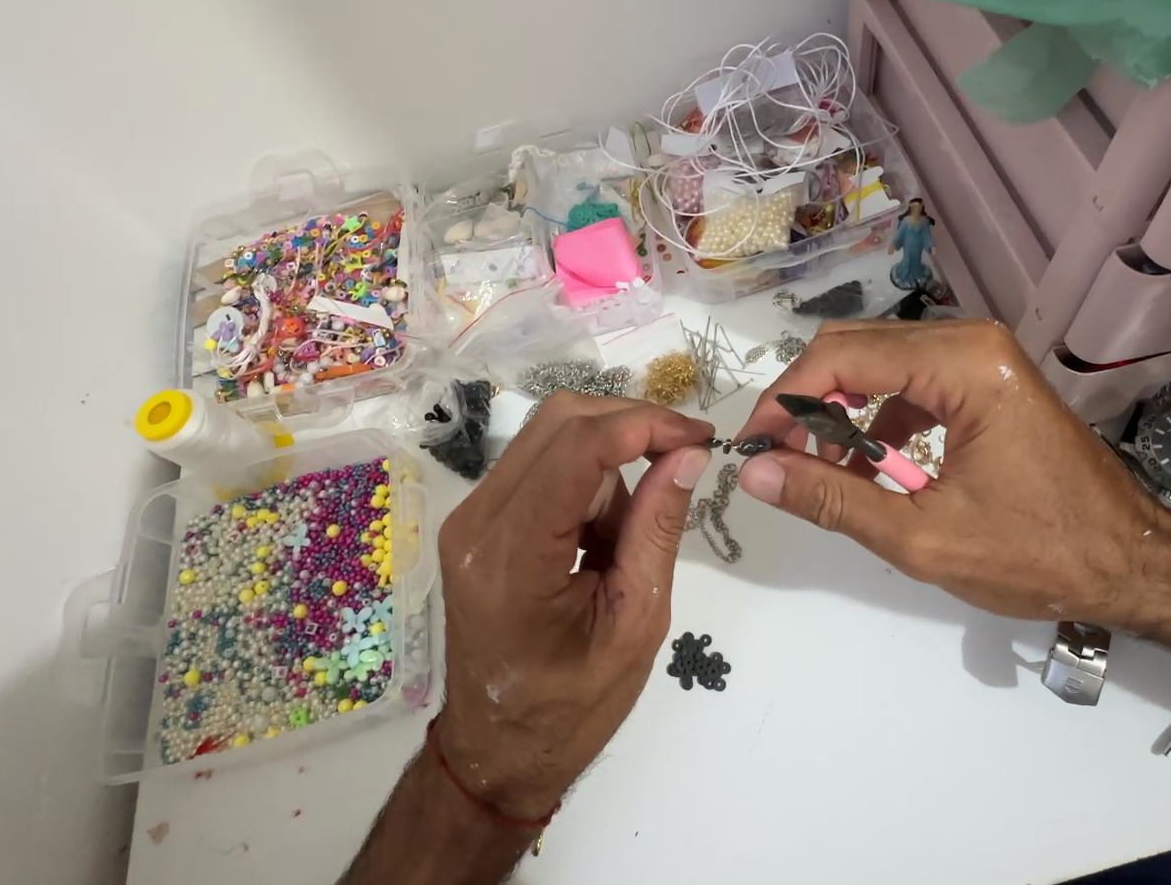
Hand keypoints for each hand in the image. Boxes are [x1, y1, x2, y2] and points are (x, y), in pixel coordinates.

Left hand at [434, 393, 712, 818]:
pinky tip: (602, 531)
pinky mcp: (478, 519)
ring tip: (630, 530)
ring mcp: (470, 516)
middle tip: (683, 455)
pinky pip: (541, 461)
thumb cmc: (571, 707)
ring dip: (610, 455)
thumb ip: (658, 527)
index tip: (699, 436)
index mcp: (511, 557)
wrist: (496, 751)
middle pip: (559, 420)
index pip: (578, 449)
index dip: (645, 425)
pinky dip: (587, 474)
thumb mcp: (636, 621)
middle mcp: (477, 521)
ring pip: (551, 433)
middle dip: (631, 424)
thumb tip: (688, 452)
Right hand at [732, 320, 1170, 625]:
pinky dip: (873, 419)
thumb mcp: (922, 536)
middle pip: (853, 347)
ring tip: (820, 470)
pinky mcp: (981, 379)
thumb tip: (754, 475)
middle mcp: (968, 340)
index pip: (841, 358)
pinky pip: (904, 381)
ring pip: (874, 361)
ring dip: (836, 411)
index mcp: (961, 364)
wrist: (1134, 565)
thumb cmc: (1038, 556)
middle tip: (777, 459)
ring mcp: (978, 356)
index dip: (785, 401)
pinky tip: (867, 467)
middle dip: (806, 402)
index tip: (752, 449)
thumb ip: (831, 499)